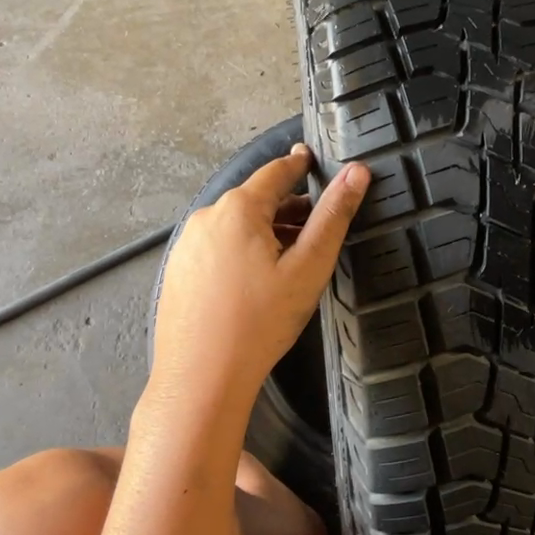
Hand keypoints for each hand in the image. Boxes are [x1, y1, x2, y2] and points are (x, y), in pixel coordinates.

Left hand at [151, 144, 367, 390]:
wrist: (202, 378)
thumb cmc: (259, 323)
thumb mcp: (308, 267)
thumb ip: (333, 215)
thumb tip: (357, 172)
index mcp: (239, 209)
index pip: (276, 172)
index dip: (298, 164)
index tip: (309, 157)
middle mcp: (206, 217)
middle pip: (254, 199)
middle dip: (286, 205)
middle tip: (315, 220)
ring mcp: (186, 245)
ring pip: (234, 224)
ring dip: (264, 229)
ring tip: (291, 255)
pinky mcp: (178, 271)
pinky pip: (216, 246)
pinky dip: (240, 249)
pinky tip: (256, 279)